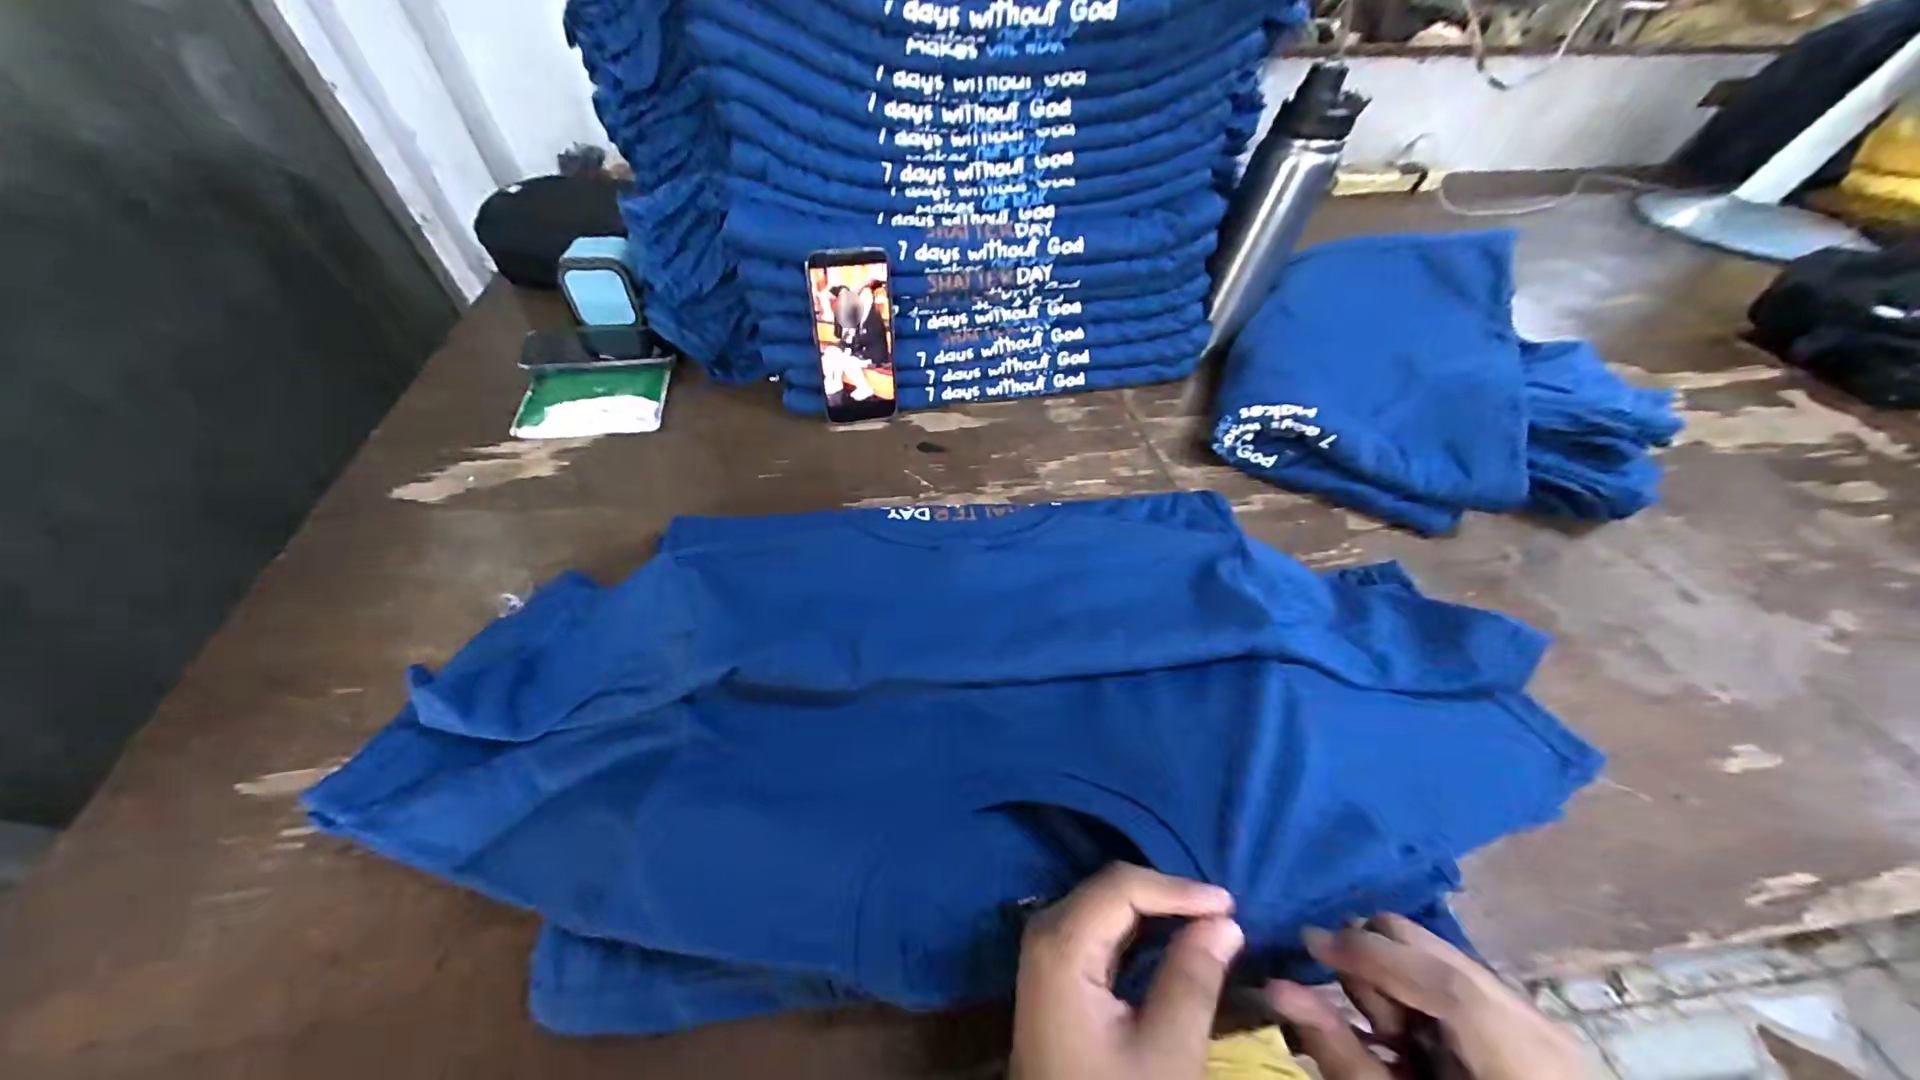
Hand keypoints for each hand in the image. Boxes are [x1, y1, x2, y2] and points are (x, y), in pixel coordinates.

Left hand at [1011, 863, 1242, 1079]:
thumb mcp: (1166, 1053)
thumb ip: (1193, 980)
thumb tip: (1225, 923)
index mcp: (1062, 943)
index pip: (1122, 886)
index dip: (1177, 888)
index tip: (1230, 905)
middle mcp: (1045, 930)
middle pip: (1110, 888)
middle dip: (1168, 894)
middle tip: (1223, 914)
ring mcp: (1045, 947)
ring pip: (1104, 902)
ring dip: (1156, 908)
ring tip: (1207, 922)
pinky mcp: (1053, 967)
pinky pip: (1097, 925)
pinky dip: (1137, 926)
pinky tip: (1172, 938)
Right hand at [1266, 915, 1595, 1079]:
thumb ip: (1342, 1054)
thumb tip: (1276, 987)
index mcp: (1514, 1053)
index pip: (1435, 974)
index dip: (1364, 951)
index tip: (1307, 945)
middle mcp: (1529, 1018)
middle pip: (1425, 942)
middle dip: (1374, 961)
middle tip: (1369, 1021)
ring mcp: (1533, 1015)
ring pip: (1430, 950)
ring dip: (1393, 976)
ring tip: (1397, 1039)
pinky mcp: (1527, 1019)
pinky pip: (1449, 973)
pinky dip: (1418, 991)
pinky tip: (1421, 1040)